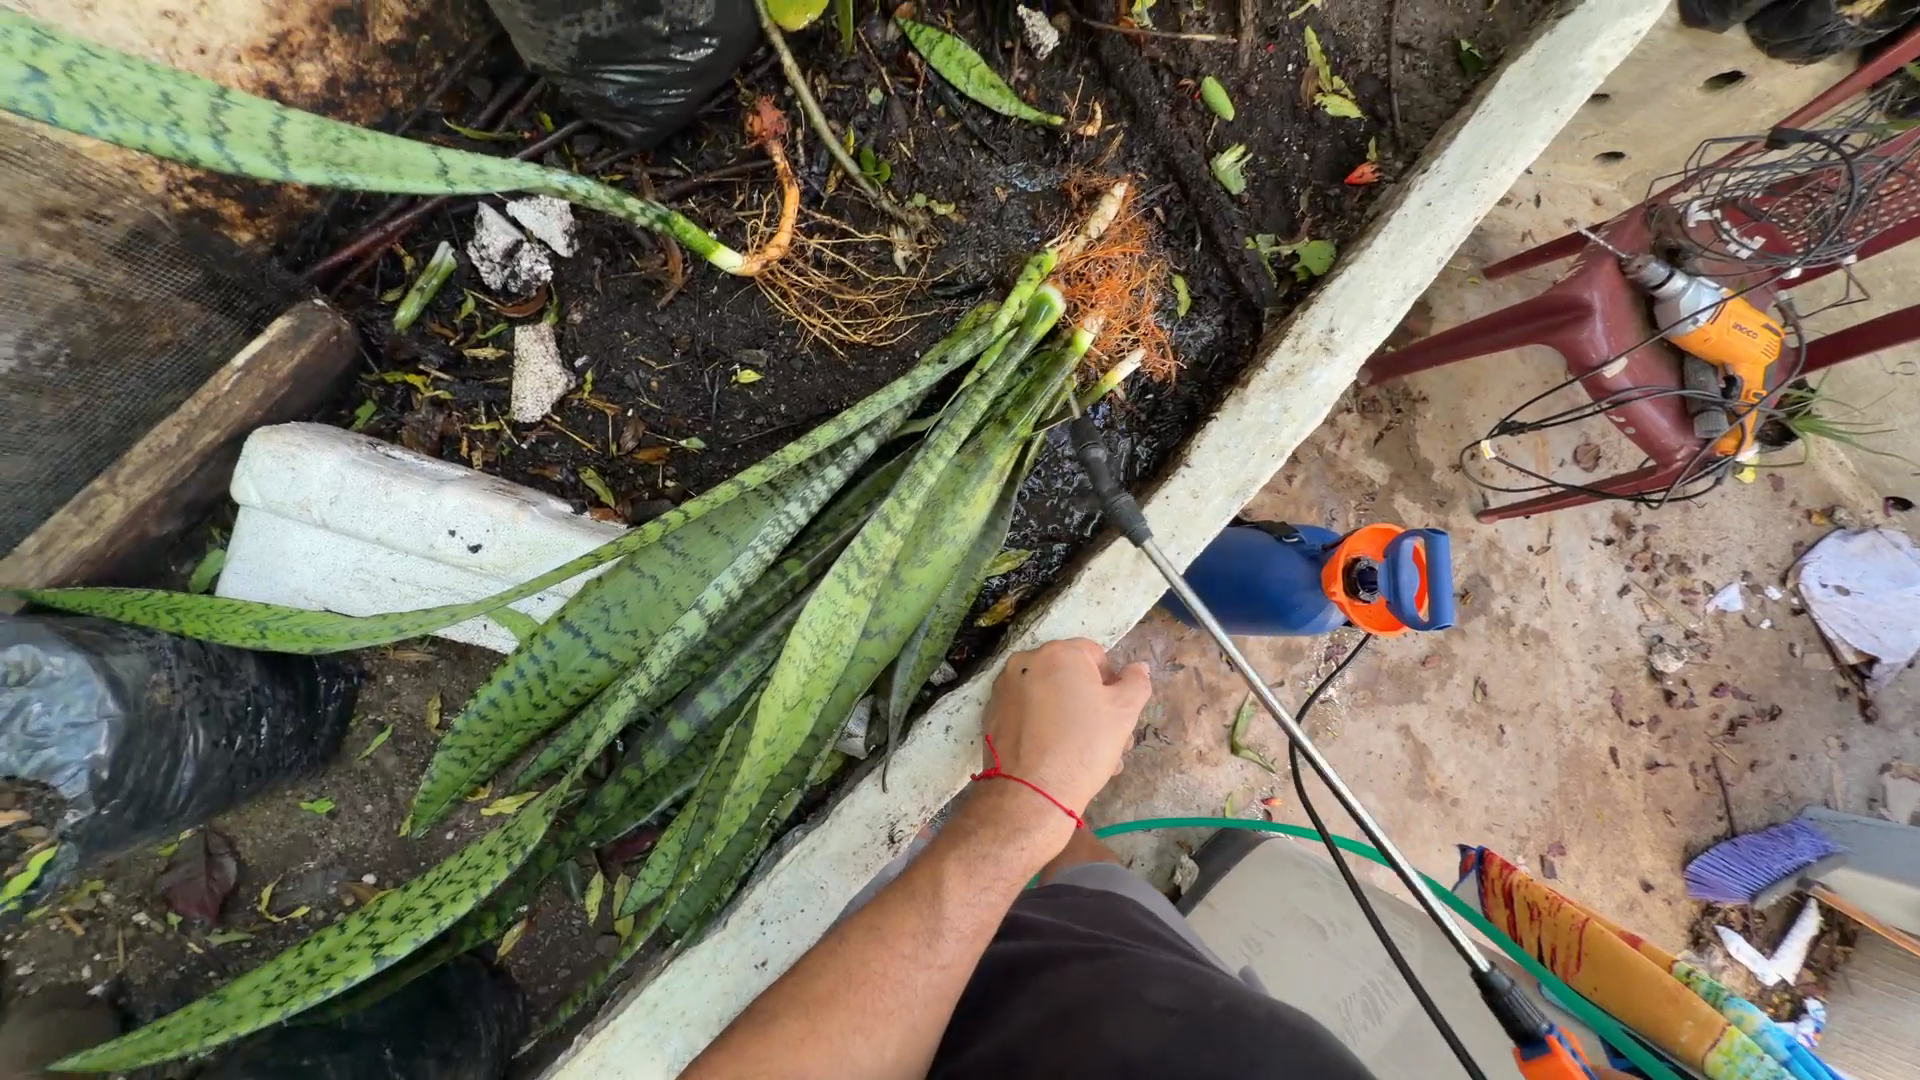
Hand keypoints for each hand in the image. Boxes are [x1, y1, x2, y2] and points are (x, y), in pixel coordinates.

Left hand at [978, 638, 1151, 820]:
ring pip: (1048, 696)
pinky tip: (1057, 754)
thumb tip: (1137, 667)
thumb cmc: (1084, 745)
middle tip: (1107, 737)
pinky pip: (1027, 712)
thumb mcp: (1124, 712)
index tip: (1114, 713)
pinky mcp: (991, 713)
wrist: (1032, 791)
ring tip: (1086, 753)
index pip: (1094, 655)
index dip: (1110, 683)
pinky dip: (1043, 725)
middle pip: (1069, 676)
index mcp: (1058, 653)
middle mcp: (1025, 661)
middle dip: (1091, 703)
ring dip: (1070, 716)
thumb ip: (1136, 682)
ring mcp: (1004, 687)